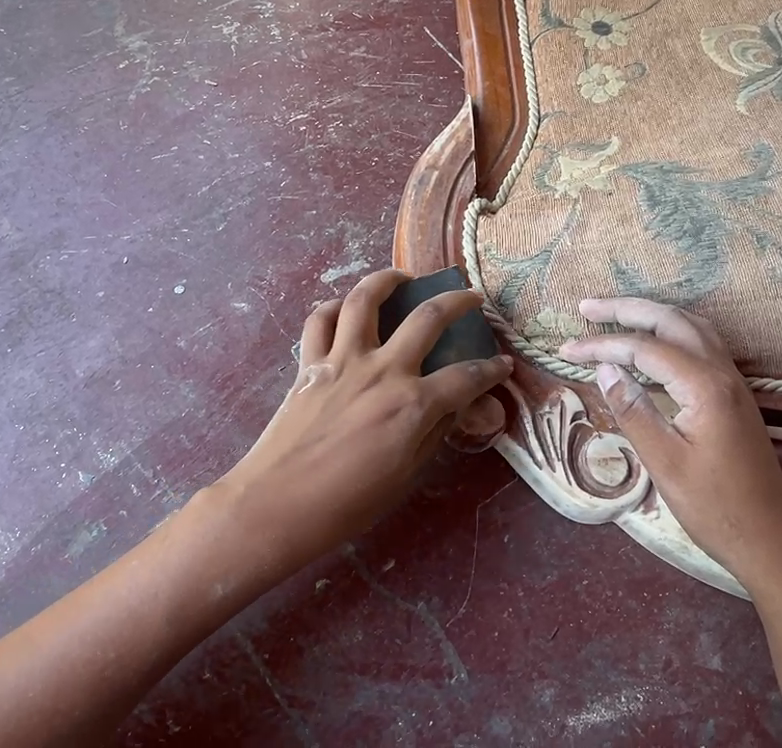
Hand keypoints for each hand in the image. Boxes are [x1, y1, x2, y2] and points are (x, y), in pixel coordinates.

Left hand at [214, 269, 514, 571]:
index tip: (504, 363)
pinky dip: (333, 308)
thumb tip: (462, 409)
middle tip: (470, 297)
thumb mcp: (406, 475)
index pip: (466, 378)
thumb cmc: (348, 503)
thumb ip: (435, 433)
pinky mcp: (309, 364)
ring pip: (366, 300)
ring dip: (388, 280)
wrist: (277, 505)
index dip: (491, 369)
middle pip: (427, 318)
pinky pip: (320, 321)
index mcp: (413, 404)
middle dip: (457, 302)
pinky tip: (344, 309)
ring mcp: (343, 361)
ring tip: (402, 277)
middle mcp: (383, 370)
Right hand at [558, 297, 781, 590]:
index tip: (566, 348)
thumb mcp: (664, 464)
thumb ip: (633, 411)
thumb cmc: (714, 509)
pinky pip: (702, 343)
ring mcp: (733, 382)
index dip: (602, 344)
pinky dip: (671, 331)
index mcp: (704, 386)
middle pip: (671, 320)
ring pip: (691, 327)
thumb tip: (604, 369)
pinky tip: (654, 343)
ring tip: (616, 314)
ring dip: (652, 314)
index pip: (644, 348)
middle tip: (586, 307)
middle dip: (627, 309)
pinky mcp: (735, 395)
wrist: (771, 541)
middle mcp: (722, 372)